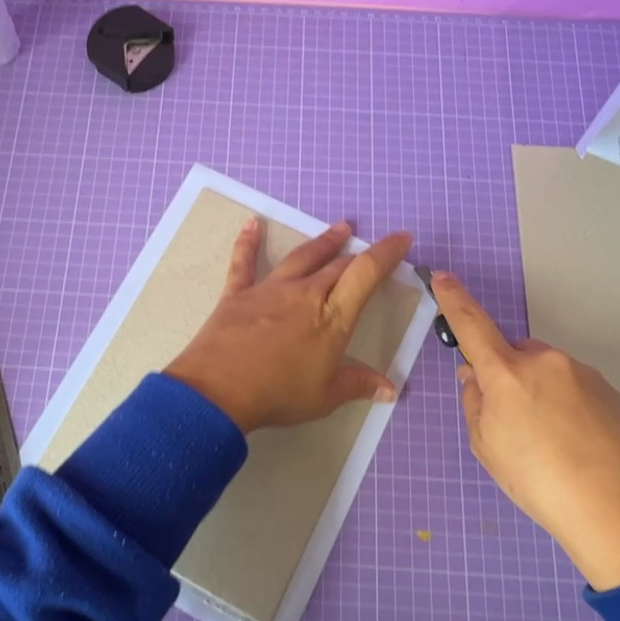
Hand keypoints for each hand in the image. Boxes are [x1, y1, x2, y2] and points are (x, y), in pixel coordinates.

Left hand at [166, 218, 412, 434]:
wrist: (219, 391)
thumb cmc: (278, 395)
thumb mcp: (325, 397)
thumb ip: (358, 385)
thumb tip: (391, 389)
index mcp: (332, 317)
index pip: (365, 274)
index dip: (386, 253)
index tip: (401, 239)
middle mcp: (304, 294)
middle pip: (336, 266)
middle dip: (358, 253)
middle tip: (370, 243)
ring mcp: (269, 290)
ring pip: (301, 257)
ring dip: (322, 242)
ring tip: (339, 228)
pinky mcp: (238, 294)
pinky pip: (244, 262)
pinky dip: (248, 242)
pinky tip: (252, 224)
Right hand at [431, 272, 619, 590]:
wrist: (617, 510)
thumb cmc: (537, 482)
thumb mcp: (486, 447)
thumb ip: (475, 404)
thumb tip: (475, 378)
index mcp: (507, 374)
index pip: (472, 325)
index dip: (453, 300)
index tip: (442, 277)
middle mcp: (546, 362)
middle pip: (515, 355)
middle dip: (508, 375)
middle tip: (513, 421)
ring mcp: (584, 373)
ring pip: (548, 372)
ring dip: (541, 392)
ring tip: (552, 441)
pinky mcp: (612, 391)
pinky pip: (577, 388)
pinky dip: (569, 407)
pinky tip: (578, 444)